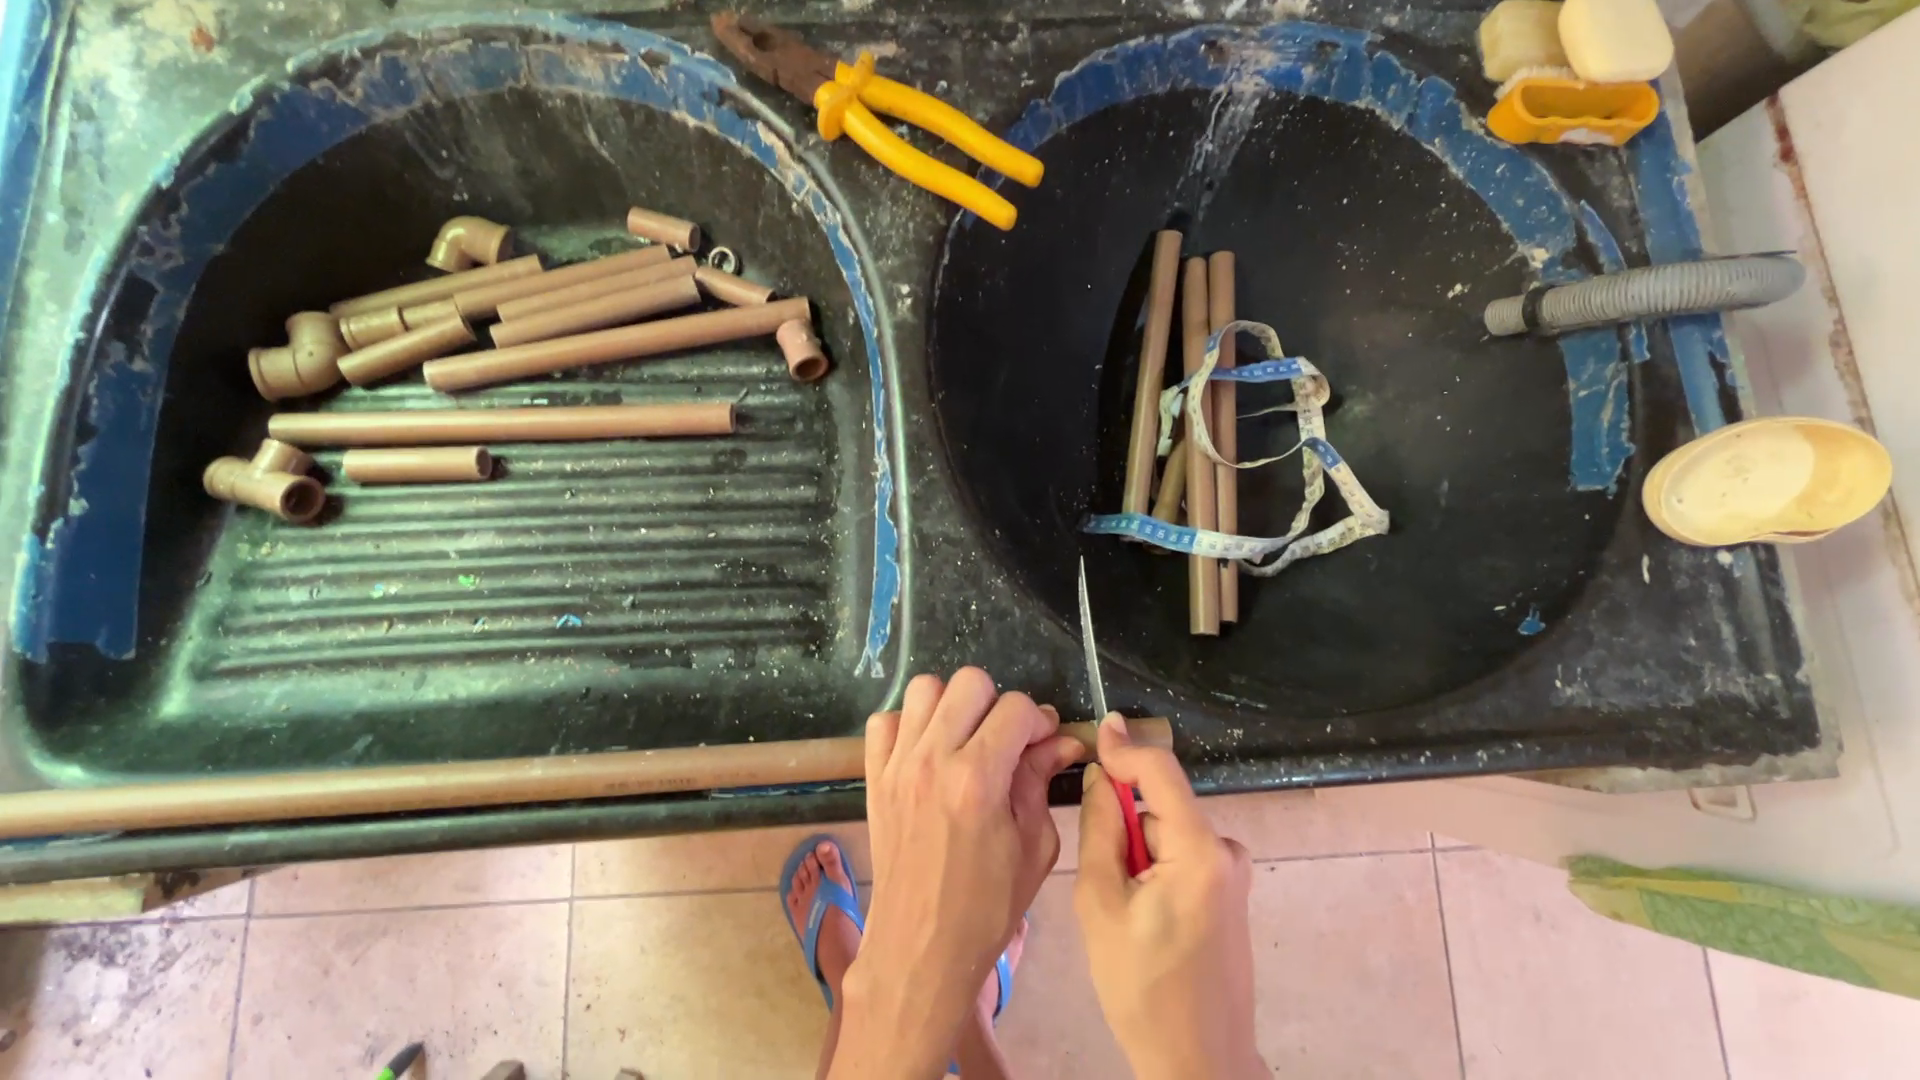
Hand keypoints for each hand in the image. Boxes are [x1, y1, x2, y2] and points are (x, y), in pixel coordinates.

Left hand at [833, 668, 1083, 1078]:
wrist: (921, 948)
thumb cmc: (987, 906)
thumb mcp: (1034, 846)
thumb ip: (1041, 781)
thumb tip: (1061, 741)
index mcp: (977, 779)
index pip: (1016, 708)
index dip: (1039, 720)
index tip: (1044, 743)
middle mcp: (932, 760)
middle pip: (969, 682)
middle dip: (998, 704)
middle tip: (1005, 741)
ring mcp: (897, 765)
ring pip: (924, 689)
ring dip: (952, 706)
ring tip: (965, 740)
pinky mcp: (874, 776)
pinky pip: (884, 720)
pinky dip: (908, 725)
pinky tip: (926, 753)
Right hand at [1075, 715, 1265, 1079]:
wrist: (1199, 1064)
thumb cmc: (1141, 988)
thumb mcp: (1100, 904)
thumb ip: (1100, 830)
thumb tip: (1100, 776)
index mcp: (1200, 851)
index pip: (1160, 771)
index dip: (1125, 746)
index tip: (1096, 728)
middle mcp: (1226, 851)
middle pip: (1160, 806)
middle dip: (1123, 824)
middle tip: (1099, 877)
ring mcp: (1234, 873)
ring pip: (1166, 833)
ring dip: (1138, 852)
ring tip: (1122, 910)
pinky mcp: (1231, 892)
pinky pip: (1181, 856)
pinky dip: (1155, 869)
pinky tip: (1144, 918)